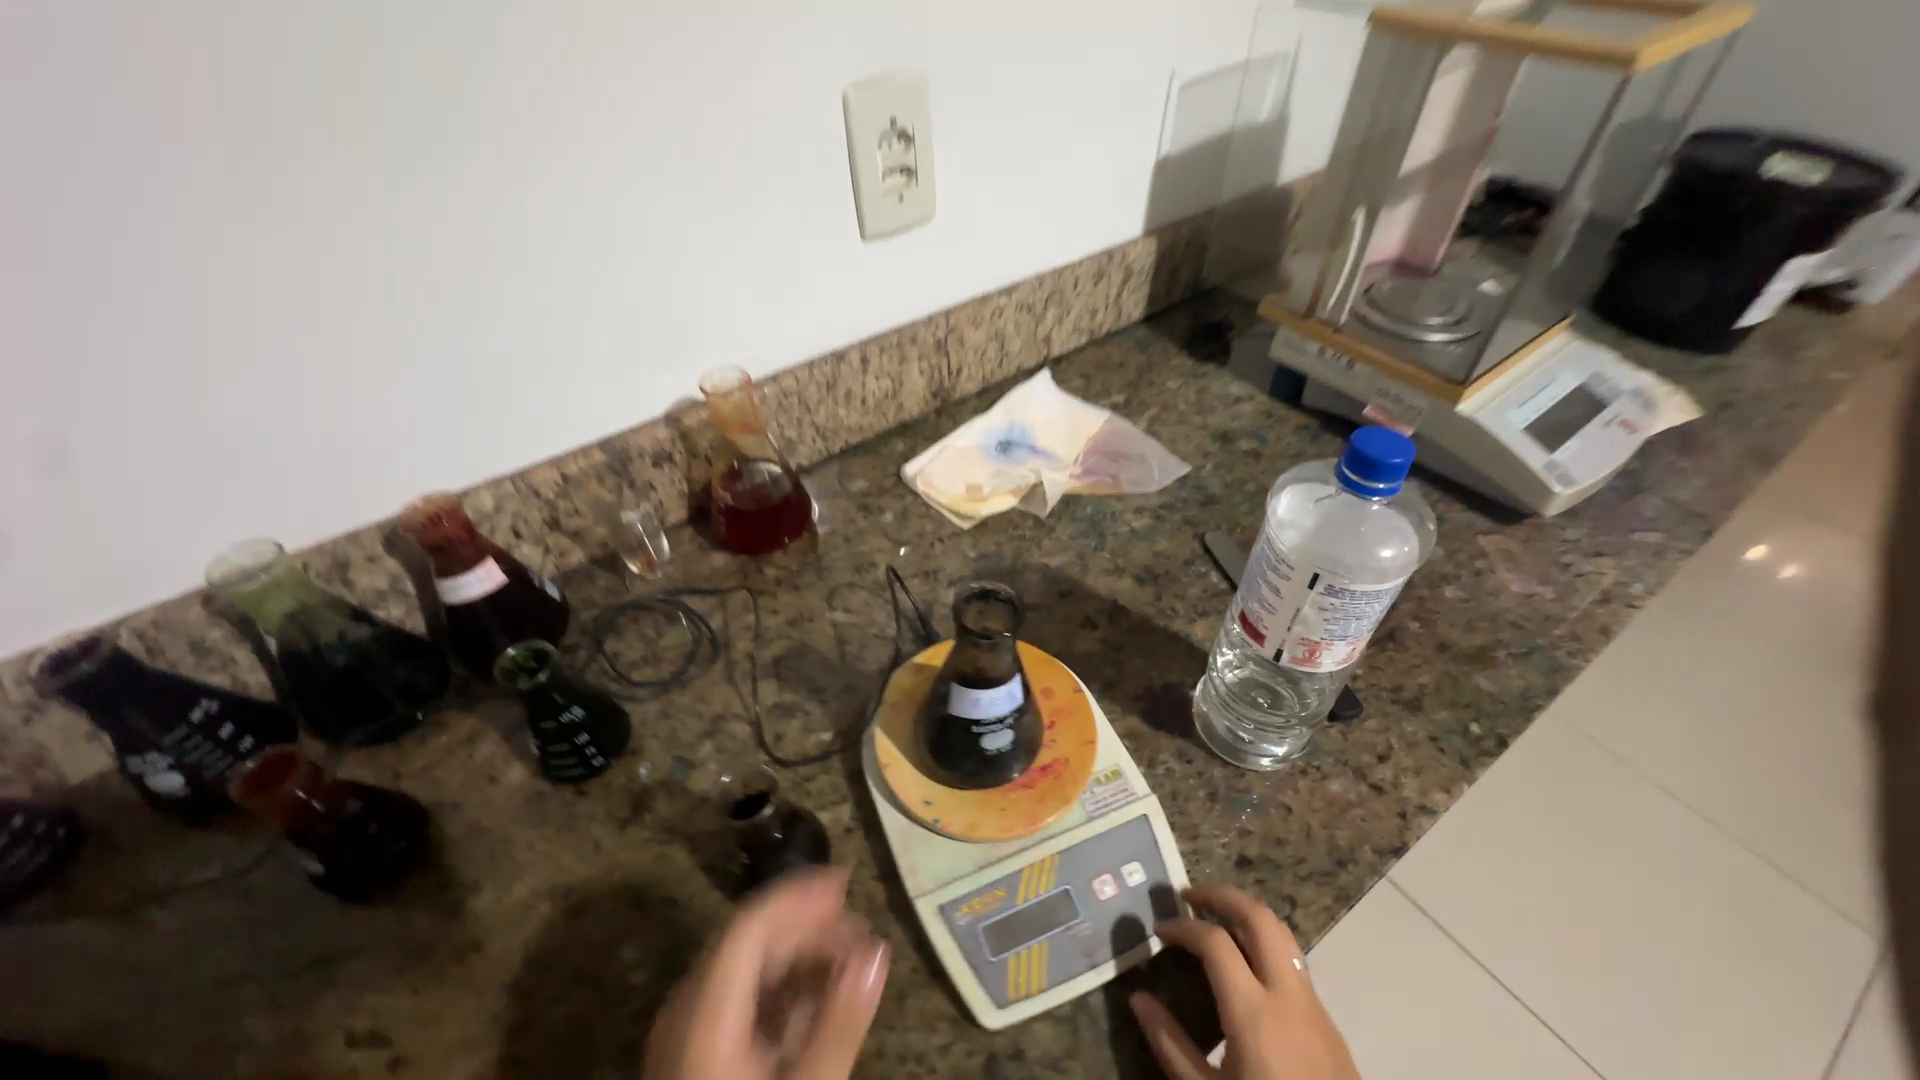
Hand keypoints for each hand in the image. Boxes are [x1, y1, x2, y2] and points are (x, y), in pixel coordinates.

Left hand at [645, 868, 889, 1079]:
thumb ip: (841, 1021)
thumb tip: (877, 953)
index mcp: (705, 1011)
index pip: (751, 926)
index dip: (797, 894)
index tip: (845, 880)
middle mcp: (688, 1009)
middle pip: (749, 943)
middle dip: (808, 927)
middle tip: (861, 927)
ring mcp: (687, 1032)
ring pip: (747, 971)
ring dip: (800, 957)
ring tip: (851, 959)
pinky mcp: (696, 1052)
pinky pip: (742, 1000)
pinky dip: (783, 990)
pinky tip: (819, 999)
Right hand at [1130, 885, 1358, 1079]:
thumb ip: (1170, 1043)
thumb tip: (1138, 999)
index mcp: (1252, 1013)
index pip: (1214, 942)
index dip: (1182, 927)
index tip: (1159, 930)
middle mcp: (1286, 994)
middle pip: (1258, 918)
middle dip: (1221, 896)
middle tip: (1189, 896)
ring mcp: (1312, 1002)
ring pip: (1282, 932)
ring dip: (1246, 913)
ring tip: (1215, 917)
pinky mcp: (1326, 1016)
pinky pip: (1292, 959)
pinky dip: (1264, 941)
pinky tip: (1245, 961)